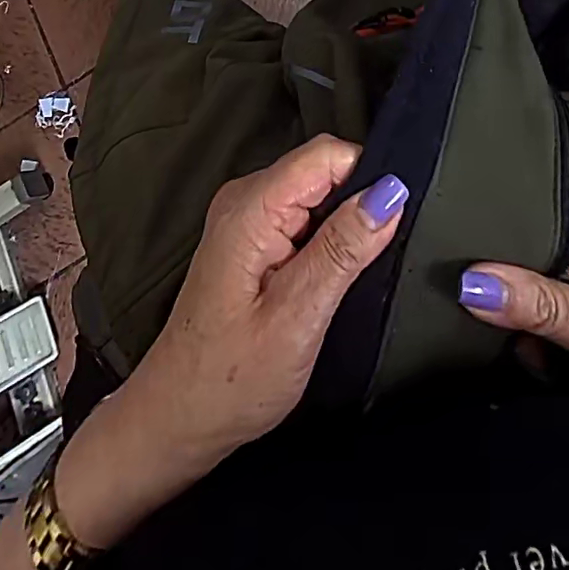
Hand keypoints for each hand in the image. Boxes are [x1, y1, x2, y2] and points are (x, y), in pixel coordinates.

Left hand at [55, 136, 406, 546]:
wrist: (179, 416)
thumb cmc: (229, 381)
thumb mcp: (298, 317)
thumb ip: (344, 249)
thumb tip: (389, 194)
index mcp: (250, 209)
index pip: (327, 154)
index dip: (367, 180)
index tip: (384, 225)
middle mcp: (244, 199)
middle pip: (323, 169)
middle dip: (356, 206)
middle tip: (357, 266)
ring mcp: (246, 215)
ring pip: (319, 192)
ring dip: (342, 227)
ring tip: (336, 280)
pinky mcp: (252, 234)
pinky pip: (305, 214)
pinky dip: (326, 239)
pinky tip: (321, 278)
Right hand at [456, 193, 568, 412]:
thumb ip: (543, 307)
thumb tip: (476, 282)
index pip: (510, 226)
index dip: (485, 263)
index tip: (479, 303)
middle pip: (508, 249)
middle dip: (506, 298)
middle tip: (537, 337)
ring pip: (518, 274)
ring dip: (523, 317)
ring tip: (558, 346)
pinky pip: (537, 288)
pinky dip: (537, 321)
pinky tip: (562, 343)